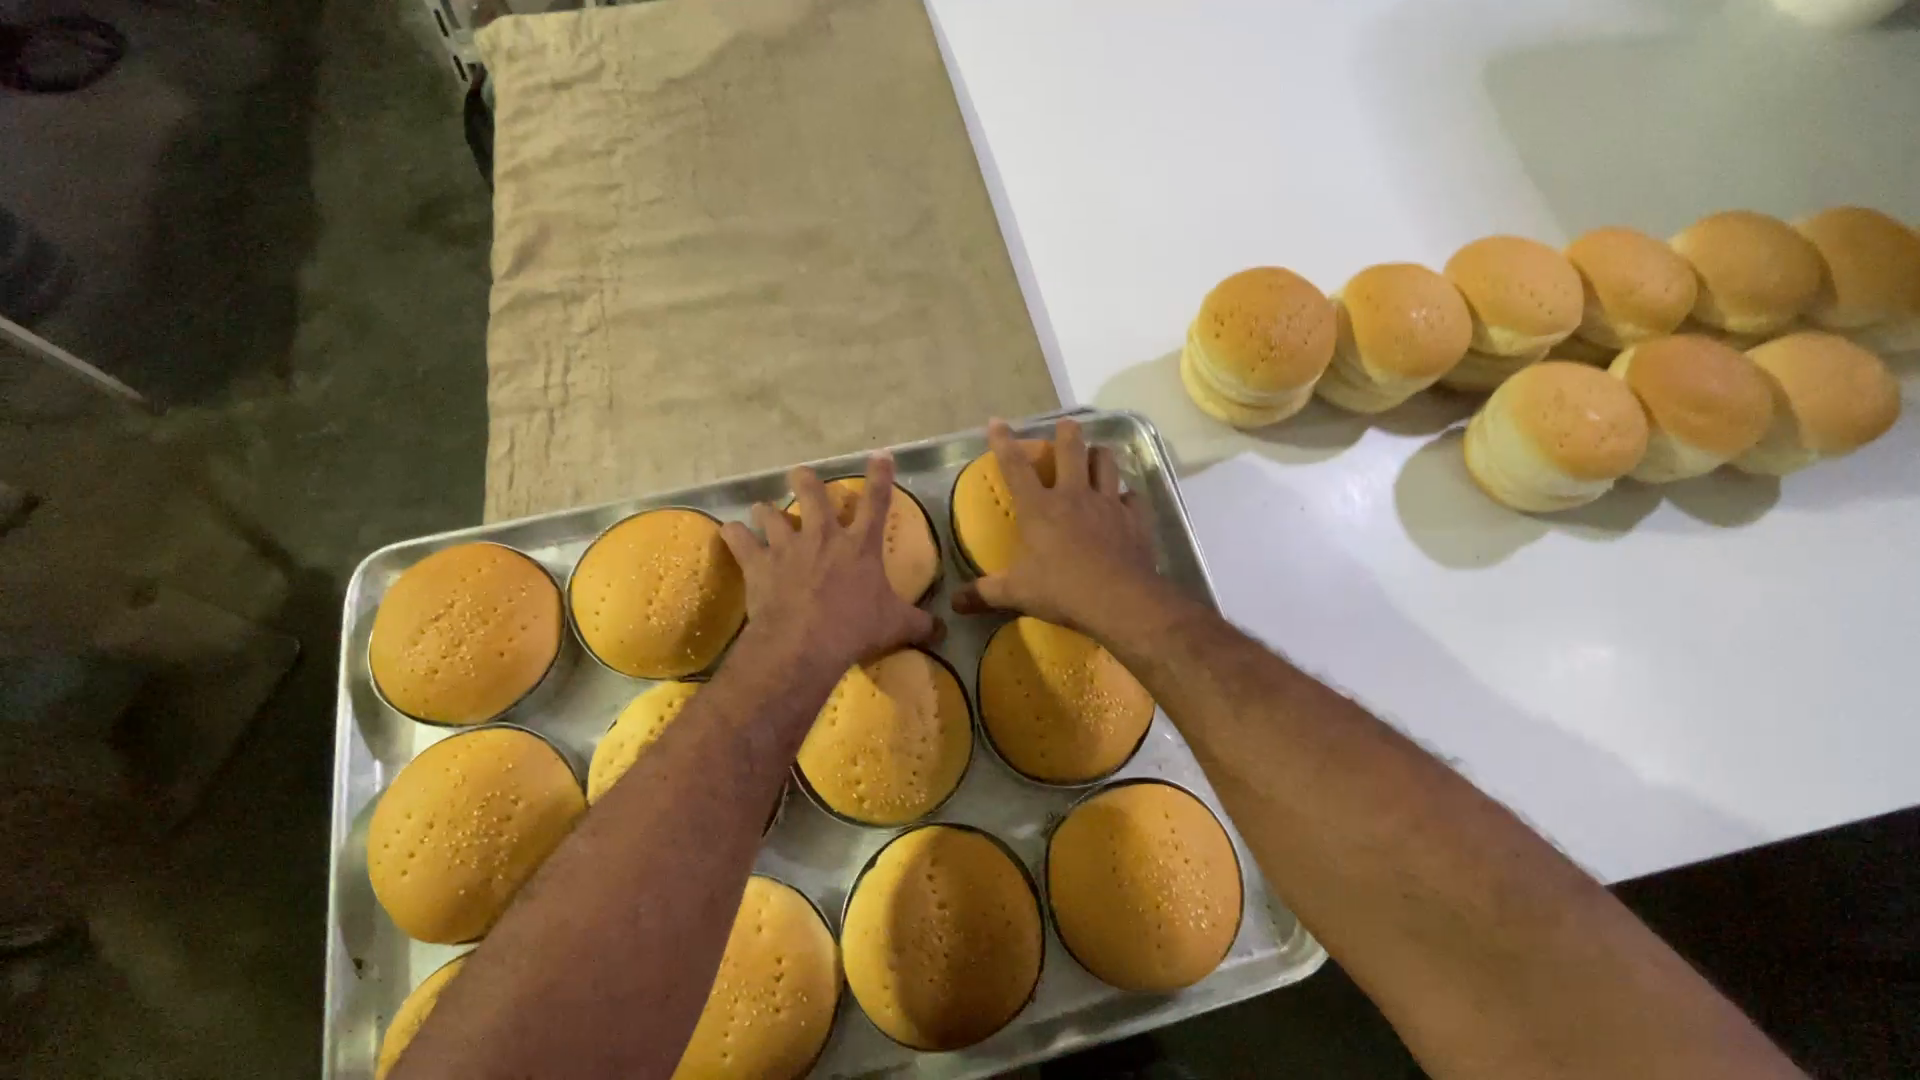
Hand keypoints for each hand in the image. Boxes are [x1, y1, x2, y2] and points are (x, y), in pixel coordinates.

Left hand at [721, 455, 938, 676]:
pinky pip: (739, 540)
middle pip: (812, 494)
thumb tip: (942, 631)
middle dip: (805, 480)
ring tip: (761, 509)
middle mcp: (823, 536)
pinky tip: (730, 532)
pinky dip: (734, 535)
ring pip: (770, 513)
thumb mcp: (896, 626)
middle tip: (799, 473)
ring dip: (766, 510)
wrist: (804, 642)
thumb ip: (919, 624)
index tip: (880, 455)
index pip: (876, 502)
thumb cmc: (855, 629)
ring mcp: (787, 546)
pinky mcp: (758, 564)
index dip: (880, 476)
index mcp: (860, 545)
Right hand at [951, 418, 1160, 634]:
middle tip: (1066, 426)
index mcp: (1039, 508)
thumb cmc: (1061, 590)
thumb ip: (984, 593)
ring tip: (1096, 453)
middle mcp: (1074, 496)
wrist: (1118, 599)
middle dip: (1067, 433)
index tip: (997, 422)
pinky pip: (1133, 497)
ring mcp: (1108, 504)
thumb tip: (954, 602)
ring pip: (1106, 463)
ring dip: (1100, 454)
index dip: (1004, 443)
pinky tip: (1125, 501)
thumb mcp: (1015, 593)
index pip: (1015, 467)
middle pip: (1071, 450)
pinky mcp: (1135, 519)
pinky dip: (1127, 496)